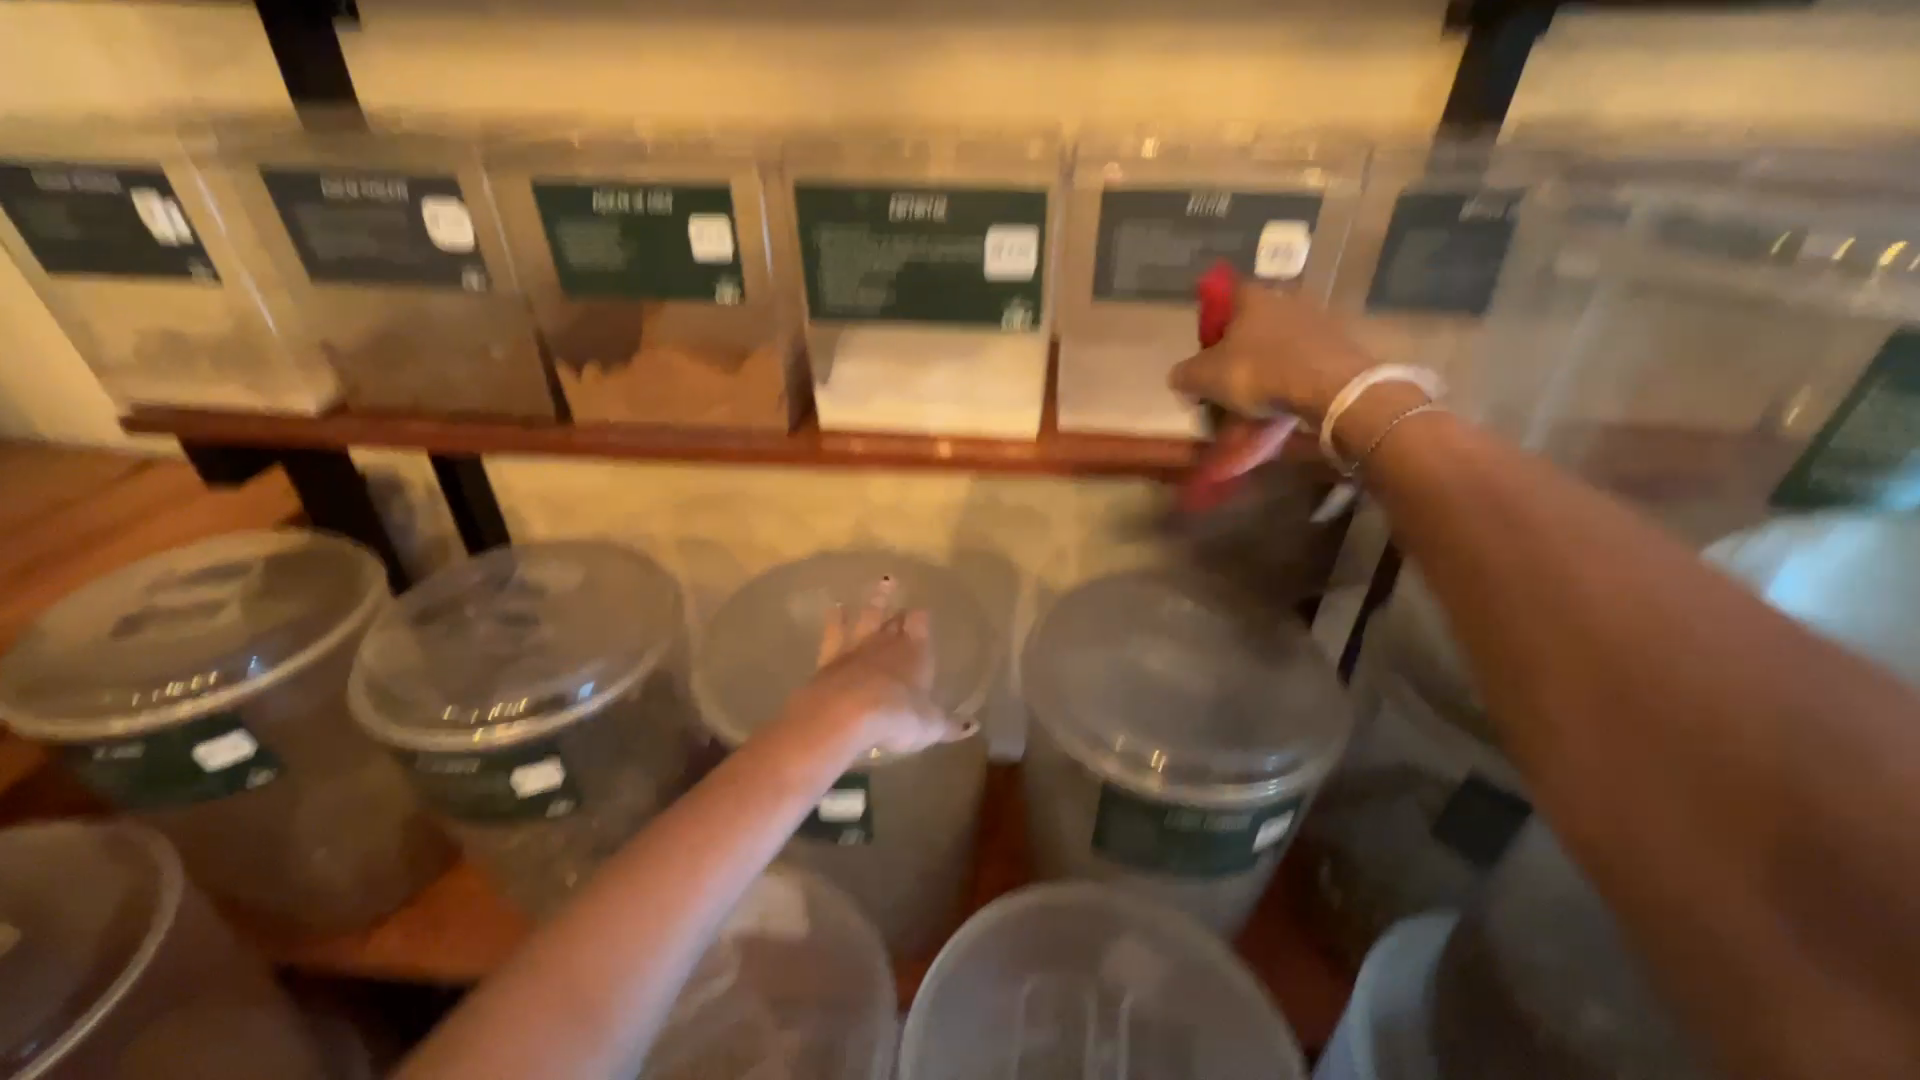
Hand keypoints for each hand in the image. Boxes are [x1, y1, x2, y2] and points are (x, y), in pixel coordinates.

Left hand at [788, 580, 976, 755]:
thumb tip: (973, 726)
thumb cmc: (898, 716)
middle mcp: (887, 643)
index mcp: (916, 652)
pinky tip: (834, 607)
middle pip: (894, 618)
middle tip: (896, 586)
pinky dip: (834, 619)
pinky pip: (833, 632)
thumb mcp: (930, 726)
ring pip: (867, 616)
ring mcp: (856, 647)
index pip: (921, 625)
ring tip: (878, 584)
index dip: (922, 617)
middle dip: (898, 607)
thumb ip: (949, 724)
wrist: (846, 713)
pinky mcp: (829, 658)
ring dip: (874, 600)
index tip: (923, 610)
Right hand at [1169, 282, 1375, 426]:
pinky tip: (1284, 403)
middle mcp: (1284, 299)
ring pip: (1279, 343)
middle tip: (1227, 381)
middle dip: (1238, 349)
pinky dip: (1291, 378)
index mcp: (1250, 297)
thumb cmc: (1258, 372)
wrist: (1329, 386)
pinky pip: (1304, 361)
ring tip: (1256, 400)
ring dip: (1266, 365)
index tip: (1205, 350)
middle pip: (1252, 323)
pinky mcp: (1338, 345)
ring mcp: (1316, 320)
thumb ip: (1184, 374)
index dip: (1211, 322)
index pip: (1223, 296)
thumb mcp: (1204, 378)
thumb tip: (1178, 377)